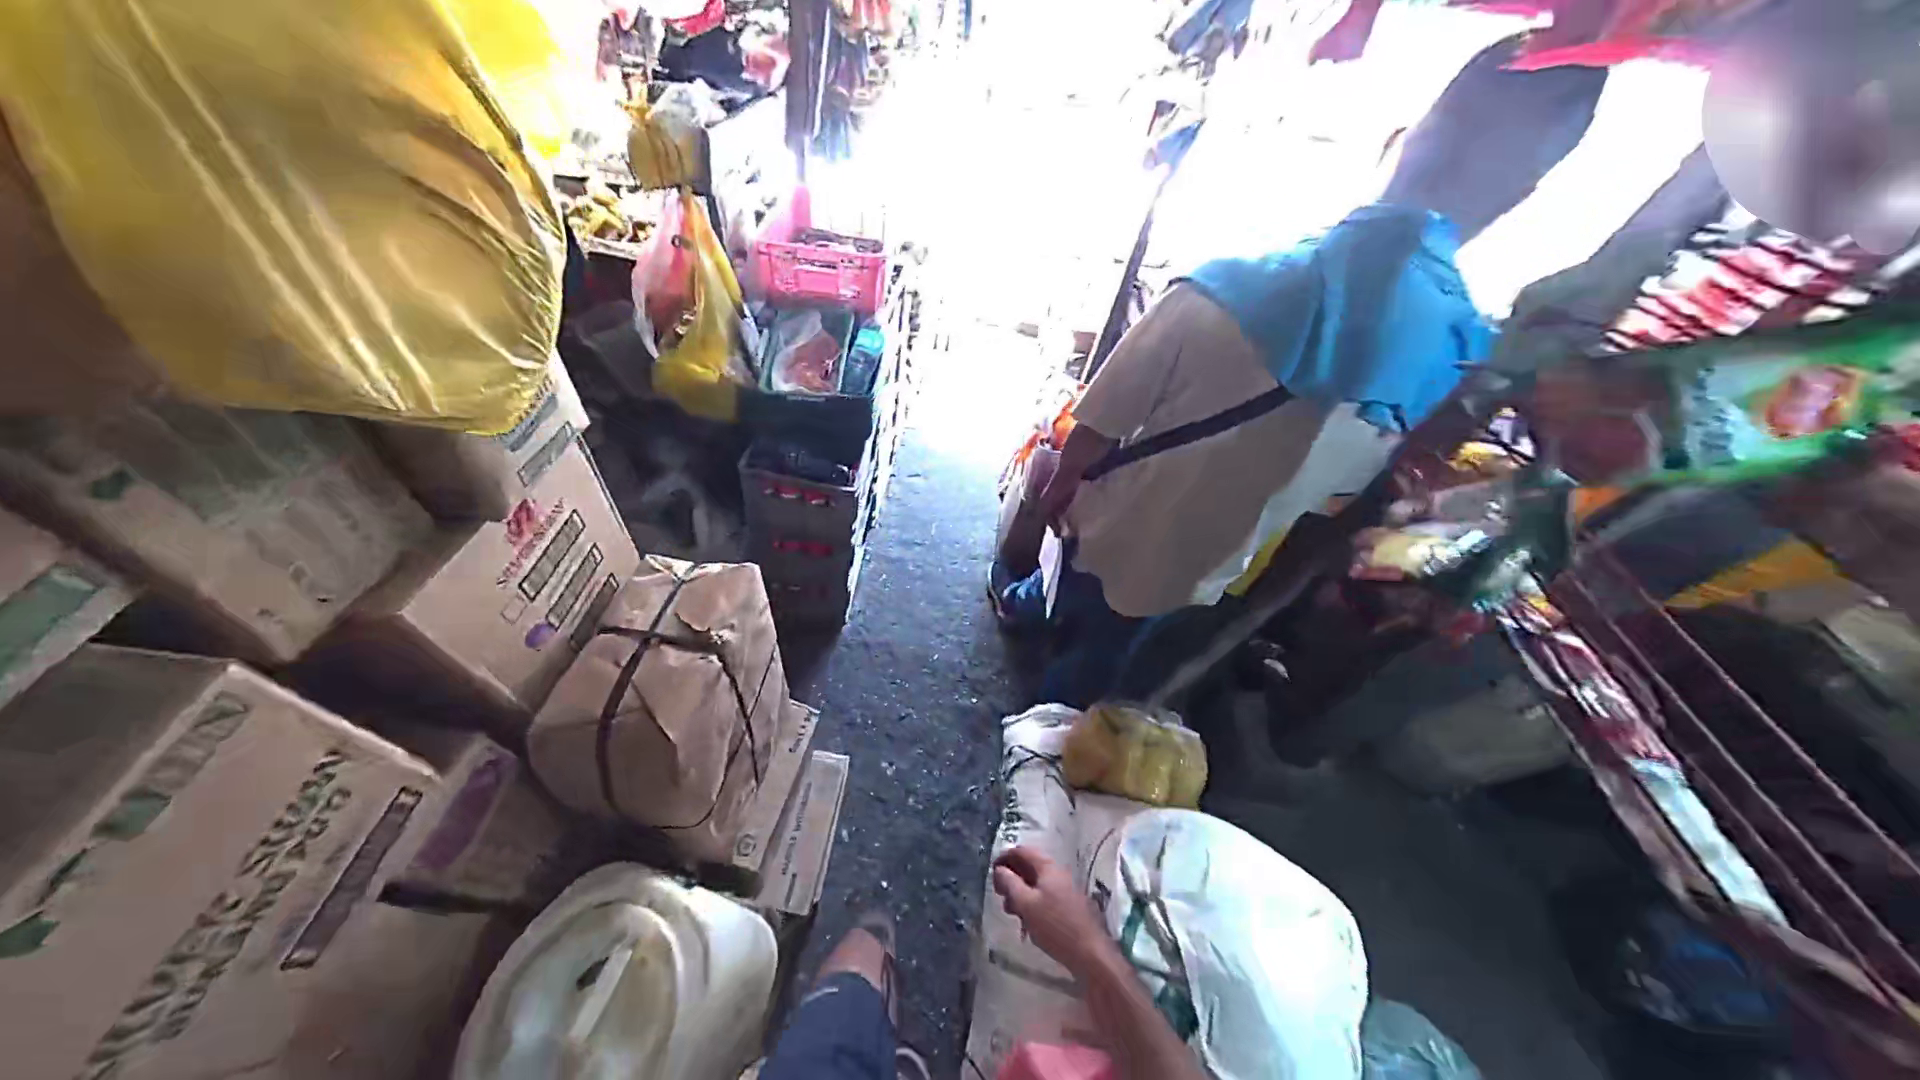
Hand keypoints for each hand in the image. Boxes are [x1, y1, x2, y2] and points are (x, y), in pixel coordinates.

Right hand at [991, 847, 1112, 976]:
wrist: (1090, 953)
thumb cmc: (1054, 926)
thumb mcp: (1026, 904)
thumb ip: (1010, 884)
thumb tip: (999, 869)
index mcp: (1047, 867)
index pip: (1021, 851)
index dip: (1004, 858)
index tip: (992, 874)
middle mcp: (1058, 873)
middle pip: (1029, 866)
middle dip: (1011, 878)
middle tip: (1000, 896)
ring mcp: (1065, 889)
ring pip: (1036, 883)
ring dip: (1021, 893)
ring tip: (1011, 912)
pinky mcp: (1069, 906)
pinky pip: (1045, 897)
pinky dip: (1032, 903)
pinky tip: (1027, 922)